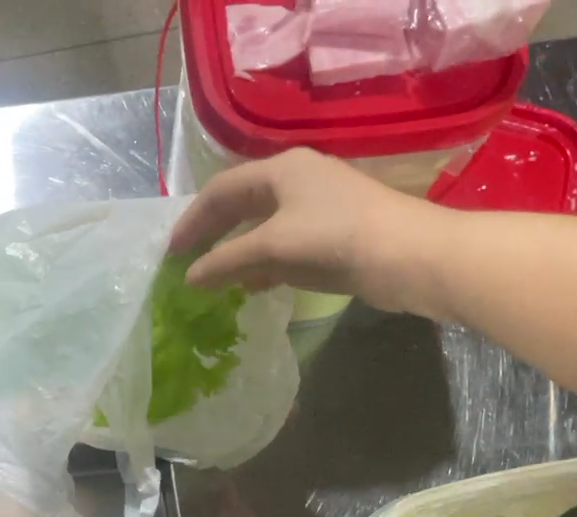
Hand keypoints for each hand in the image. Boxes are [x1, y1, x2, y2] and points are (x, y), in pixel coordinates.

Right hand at [168, 148, 446, 313]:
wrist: (405, 255)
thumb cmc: (334, 238)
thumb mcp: (271, 247)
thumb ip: (225, 261)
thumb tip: (189, 277)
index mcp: (280, 169)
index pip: (220, 190)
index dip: (192, 220)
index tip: (171, 252)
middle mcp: (295, 181)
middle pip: (239, 205)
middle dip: (211, 234)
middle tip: (186, 262)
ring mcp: (314, 208)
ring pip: (260, 227)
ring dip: (234, 252)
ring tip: (212, 278)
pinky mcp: (328, 235)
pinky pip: (280, 245)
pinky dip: (259, 264)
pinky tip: (251, 286)